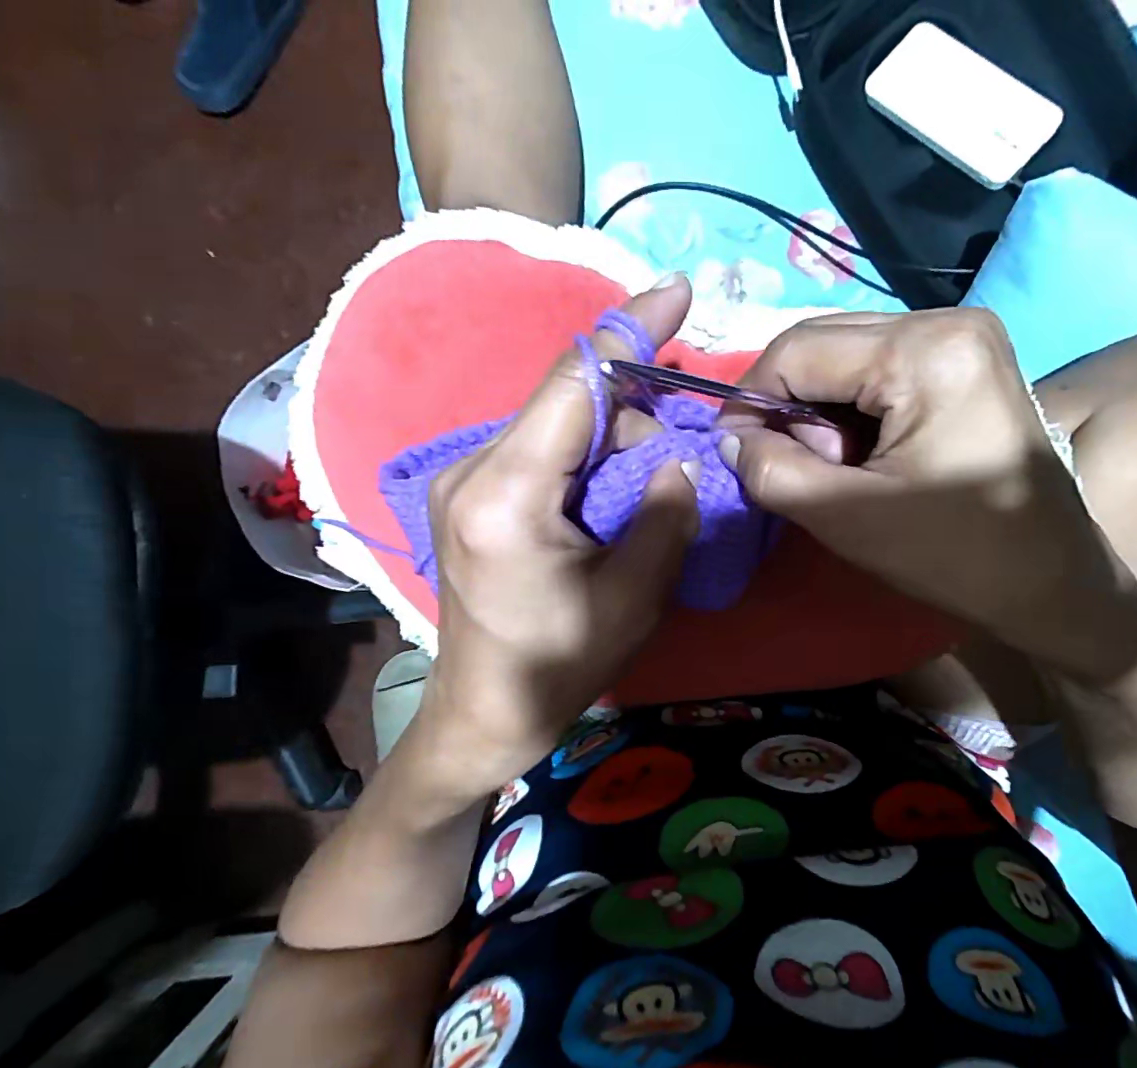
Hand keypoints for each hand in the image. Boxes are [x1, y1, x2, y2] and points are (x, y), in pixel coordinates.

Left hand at [409, 277, 700, 802]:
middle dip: (630, 413)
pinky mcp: (465, 493)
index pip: (573, 384)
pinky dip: (580, 458)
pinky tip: (606, 493)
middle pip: (565, 403)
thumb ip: (666, 514)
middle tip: (675, 457)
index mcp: (506, 494)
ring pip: (552, 425)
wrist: (484, 710)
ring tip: (643, 492)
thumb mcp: (634, 596)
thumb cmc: (558, 665)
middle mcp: (469, 469)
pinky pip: (535, 451)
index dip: (629, 328)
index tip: (678, 289)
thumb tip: (677, 457)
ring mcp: (459, 478)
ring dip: (607, 441)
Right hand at [720, 308, 1136, 685]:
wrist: (1052, 583)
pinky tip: (863, 451)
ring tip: (838, 465)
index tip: (735, 452)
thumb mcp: (843, 517)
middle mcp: (947, 319)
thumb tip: (728, 437)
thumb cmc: (953, 555)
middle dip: (789, 404)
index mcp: (925, 350)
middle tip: (793, 463)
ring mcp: (963, 333)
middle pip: (820, 342)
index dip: (749, 400)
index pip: (796, 350)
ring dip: (818, 408)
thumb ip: (769, 469)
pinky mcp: (965, 357)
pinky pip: (875, 366)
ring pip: (843, 353)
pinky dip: (849, 407)